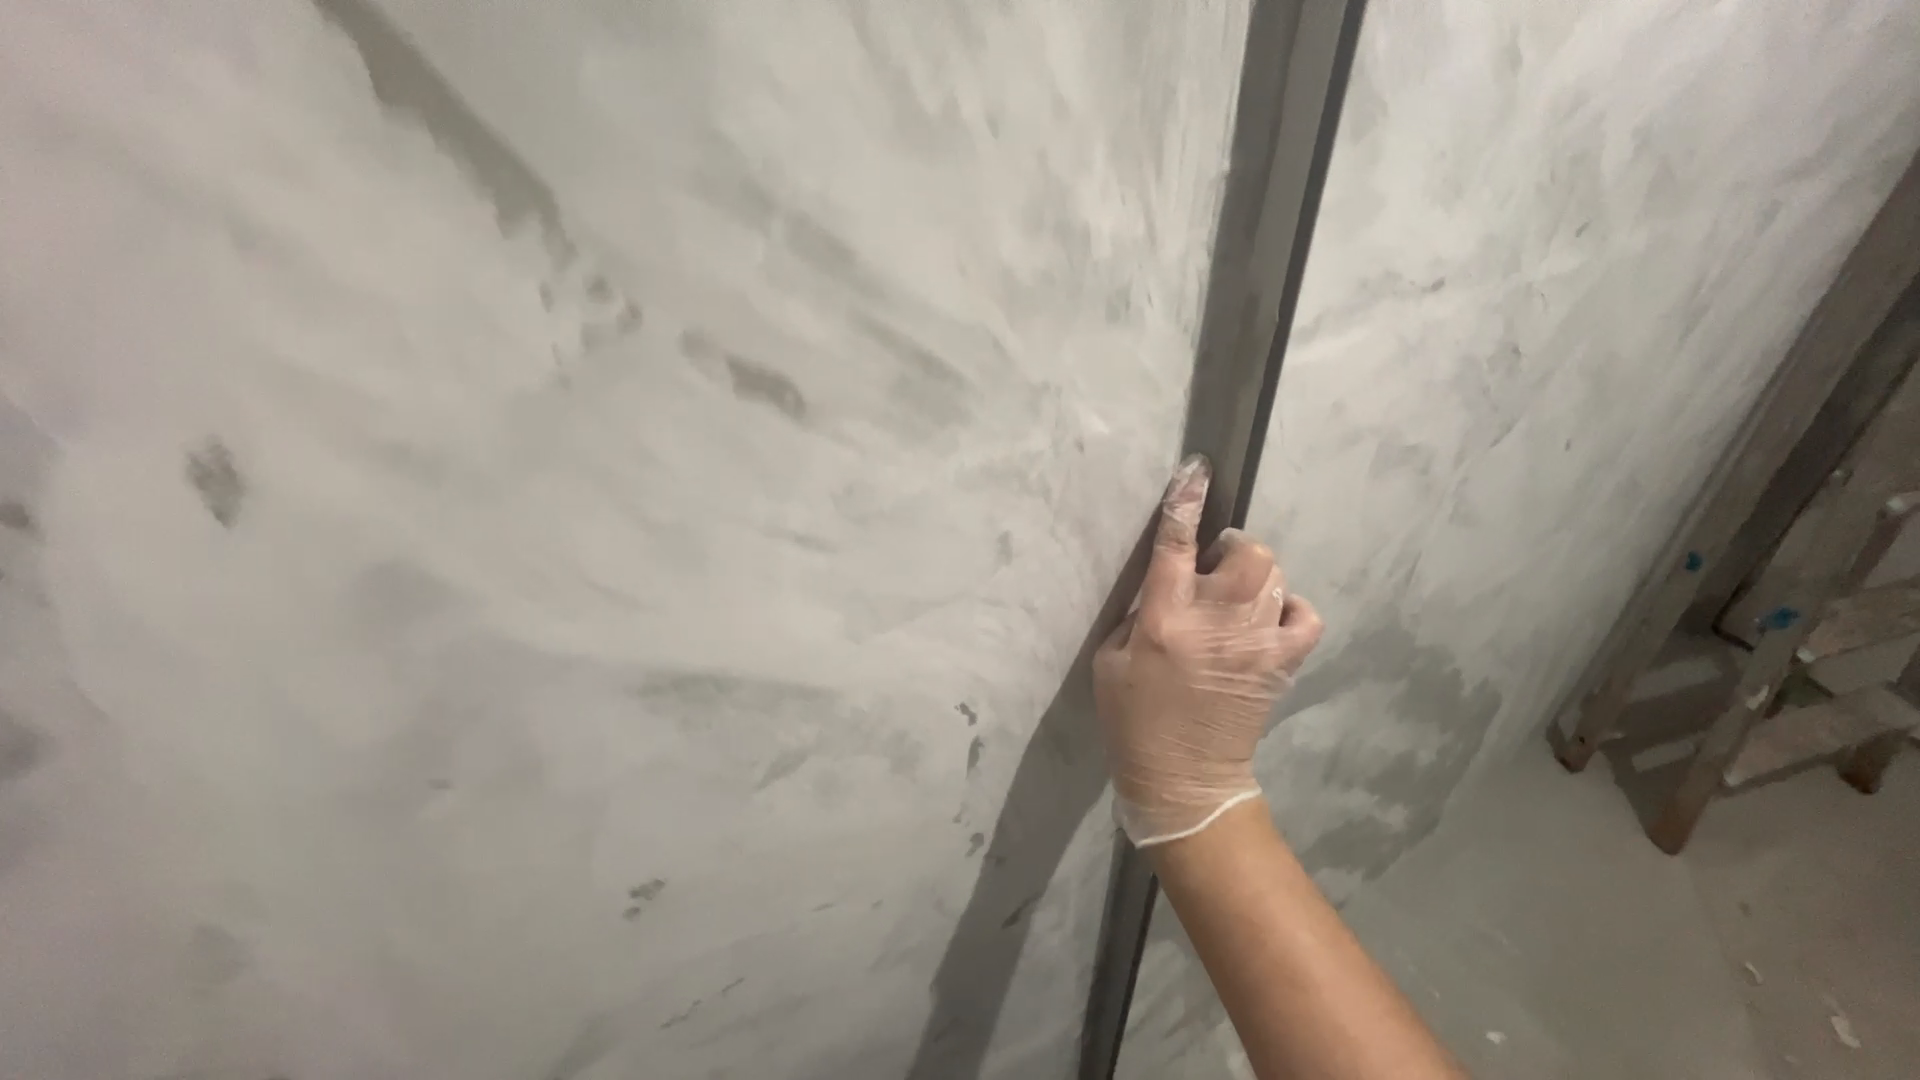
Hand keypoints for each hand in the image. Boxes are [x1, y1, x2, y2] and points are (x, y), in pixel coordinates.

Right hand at [1093, 455, 1323, 845]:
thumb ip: (1139, 613)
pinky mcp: (1281, 662)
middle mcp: (1216, 624)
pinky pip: (1304, 613)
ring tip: (1234, 597)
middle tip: (1212, 567)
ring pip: (1275, 576)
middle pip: (1248, 552)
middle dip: (1231, 547)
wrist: (1184, 776)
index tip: (1196, 470)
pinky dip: (1288, 606)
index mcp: (1166, 621)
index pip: (1175, 545)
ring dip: (1253, 575)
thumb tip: (1169, 584)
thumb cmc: (1134, 718)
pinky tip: (1266, 617)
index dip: (1185, 502)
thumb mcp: (1110, 660)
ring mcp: (1257, 643)